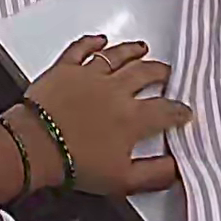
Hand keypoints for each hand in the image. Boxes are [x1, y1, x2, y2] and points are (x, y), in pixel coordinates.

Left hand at [8, 35, 190, 196]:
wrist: (37, 145)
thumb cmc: (75, 163)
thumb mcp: (123, 180)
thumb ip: (155, 173)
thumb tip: (175, 168)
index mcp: (132, 118)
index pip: (164, 110)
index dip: (178, 110)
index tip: (183, 110)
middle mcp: (114, 90)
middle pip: (144, 74)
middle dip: (159, 72)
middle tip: (166, 72)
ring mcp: (89, 75)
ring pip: (116, 56)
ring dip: (132, 51)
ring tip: (142, 48)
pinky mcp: (65, 68)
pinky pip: (81, 49)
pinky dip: (92, 42)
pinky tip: (99, 40)